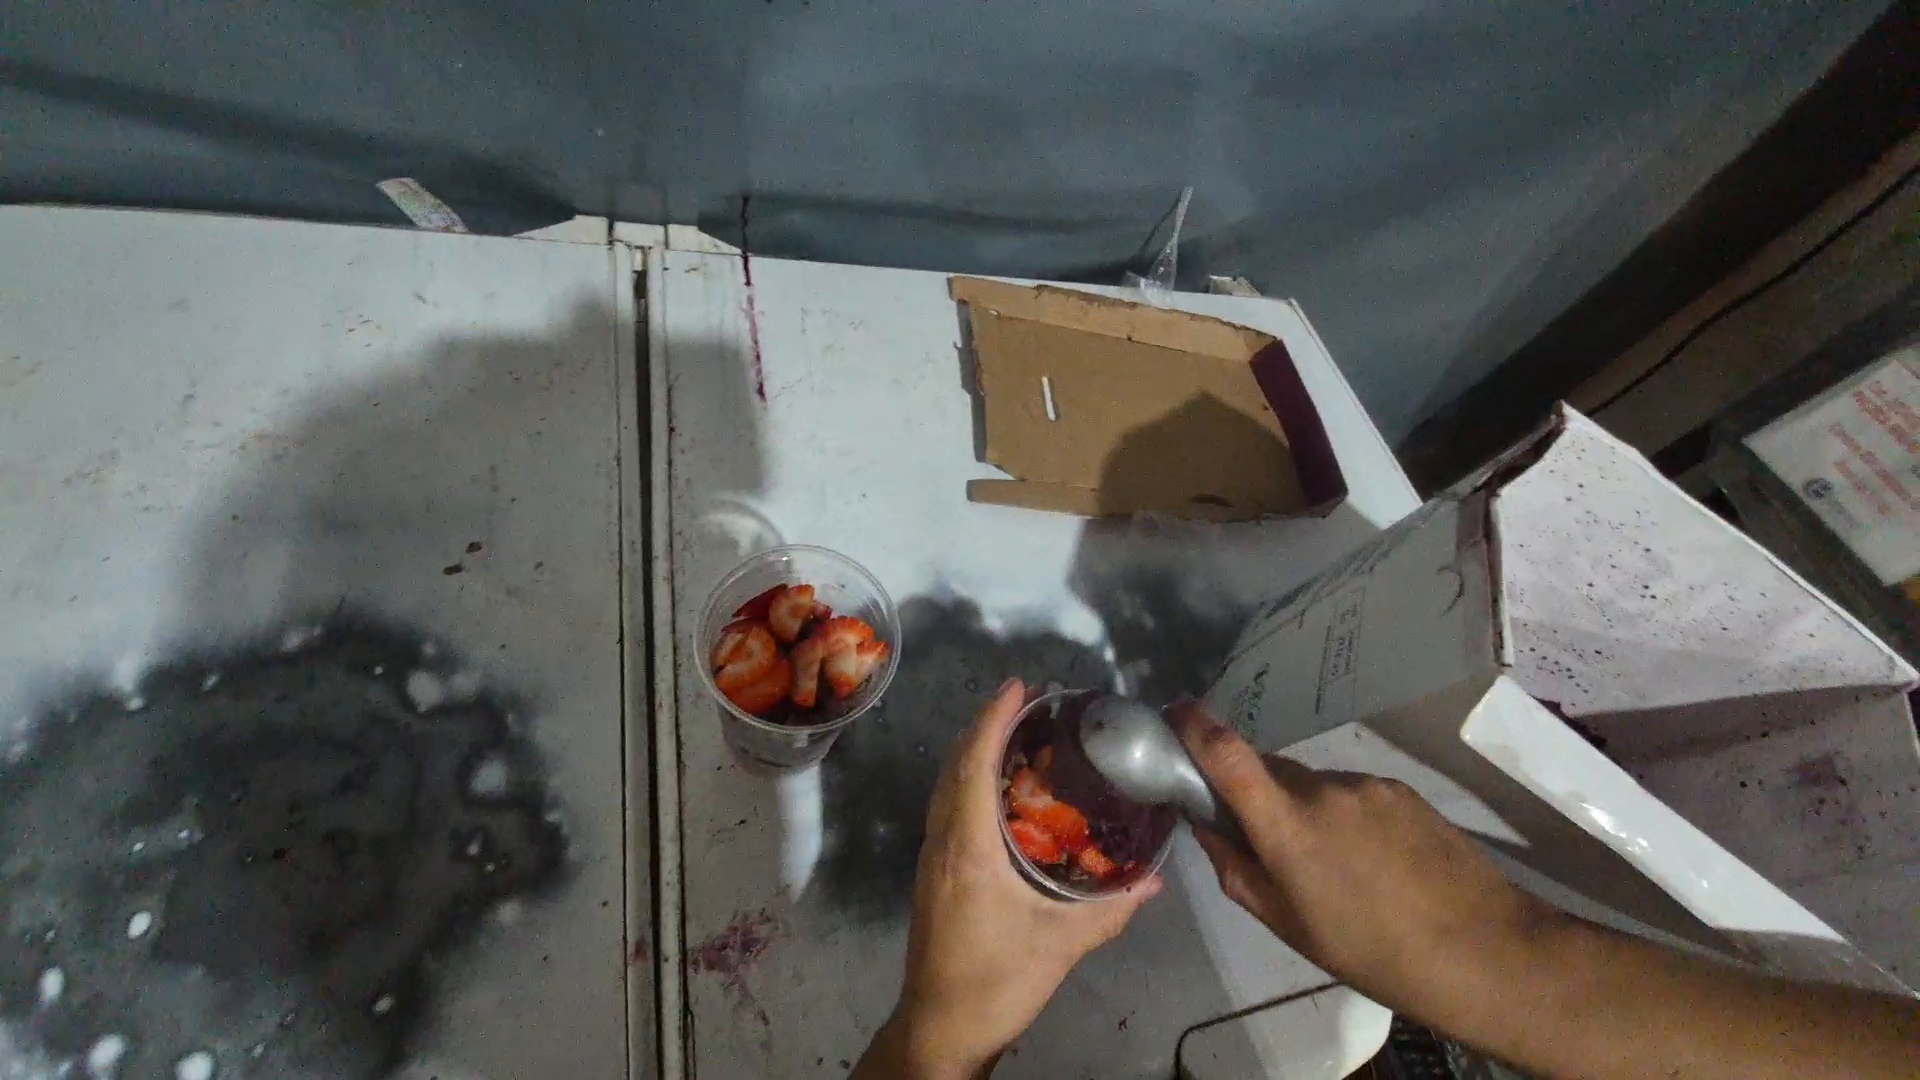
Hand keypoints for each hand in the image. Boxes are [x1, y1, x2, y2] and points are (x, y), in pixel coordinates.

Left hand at [856, 679, 1162, 1079]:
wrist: (940, 1027)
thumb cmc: (997, 982)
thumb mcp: (1059, 947)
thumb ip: (1109, 911)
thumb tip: (1155, 879)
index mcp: (968, 849)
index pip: (975, 766)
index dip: (994, 720)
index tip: (1017, 687)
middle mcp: (942, 839)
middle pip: (956, 764)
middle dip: (986, 724)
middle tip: (1025, 701)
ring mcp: (930, 852)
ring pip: (946, 782)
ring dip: (974, 747)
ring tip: (1012, 730)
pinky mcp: (931, 867)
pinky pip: (946, 802)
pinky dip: (967, 775)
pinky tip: (995, 783)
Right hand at [1171, 701, 1555, 1017]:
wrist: (1494, 954)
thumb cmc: (1375, 953)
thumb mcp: (1288, 926)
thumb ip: (1235, 868)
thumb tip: (1206, 826)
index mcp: (1285, 824)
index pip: (1226, 753)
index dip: (1193, 724)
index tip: (1172, 711)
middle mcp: (1319, 788)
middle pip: (1265, 770)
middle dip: (1252, 793)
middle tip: (1264, 841)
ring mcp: (1363, 784)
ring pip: (1307, 784)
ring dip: (1301, 809)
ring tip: (1332, 865)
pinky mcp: (1398, 789)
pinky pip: (1347, 791)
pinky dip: (1341, 815)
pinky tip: (1371, 861)